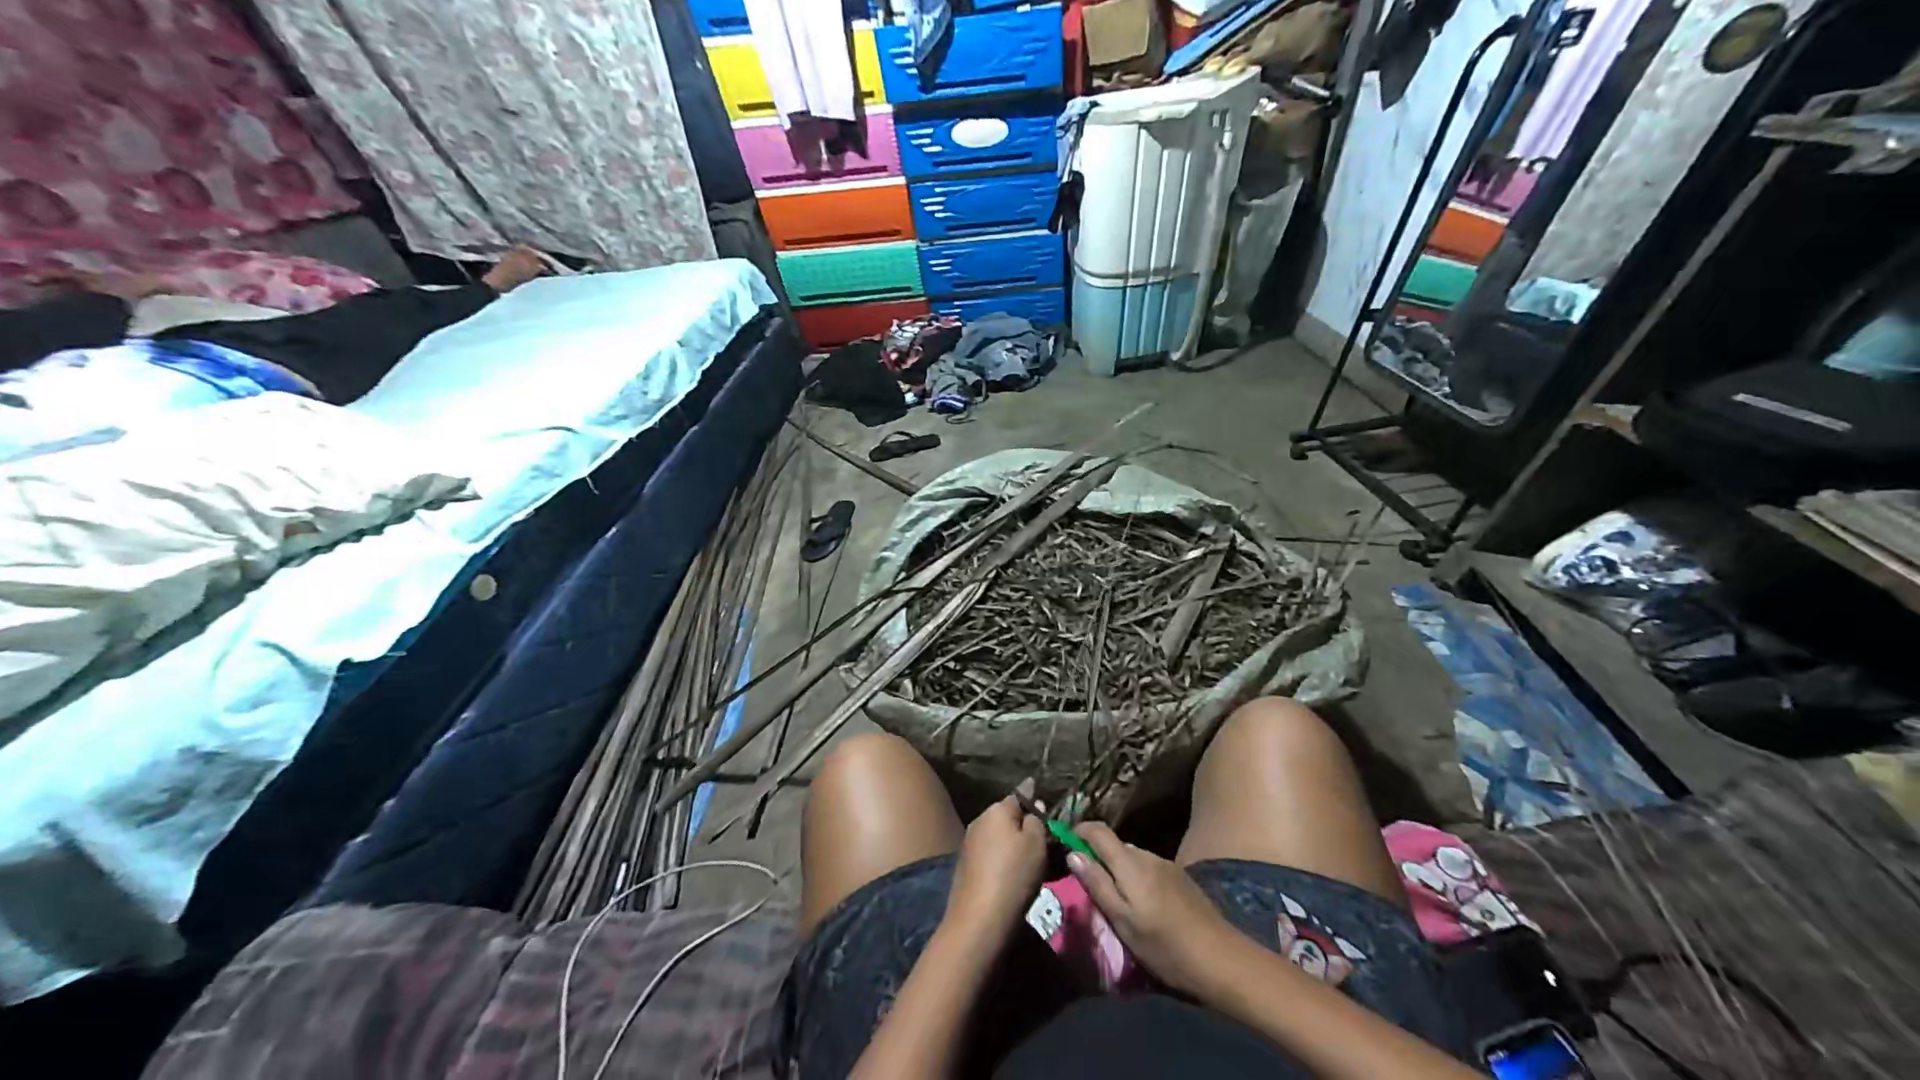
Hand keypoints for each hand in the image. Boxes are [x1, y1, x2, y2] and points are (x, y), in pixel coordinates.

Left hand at [945, 796, 1046, 936]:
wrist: (980, 918)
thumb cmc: (1014, 874)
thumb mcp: (1037, 842)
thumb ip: (1037, 820)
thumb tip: (1034, 807)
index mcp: (996, 809)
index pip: (1020, 795)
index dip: (1037, 802)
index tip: (1051, 814)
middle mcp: (979, 820)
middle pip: (1008, 817)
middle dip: (1025, 827)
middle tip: (1047, 844)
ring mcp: (969, 844)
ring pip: (999, 837)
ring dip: (1014, 845)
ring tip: (1034, 864)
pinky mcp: (966, 866)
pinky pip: (991, 855)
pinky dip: (1003, 861)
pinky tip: (1014, 877)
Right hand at [1068, 821, 1245, 994]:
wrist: (1222, 960)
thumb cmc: (1165, 946)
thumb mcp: (1122, 921)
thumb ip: (1097, 884)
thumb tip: (1073, 853)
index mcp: (1130, 863)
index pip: (1098, 830)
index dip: (1078, 832)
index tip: (1065, 846)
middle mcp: (1148, 856)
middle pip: (1115, 844)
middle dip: (1097, 857)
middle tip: (1087, 884)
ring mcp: (1166, 865)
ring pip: (1132, 858)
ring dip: (1118, 870)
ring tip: (1113, 899)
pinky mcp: (1180, 878)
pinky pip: (1148, 869)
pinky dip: (1136, 879)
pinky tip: (1141, 905)